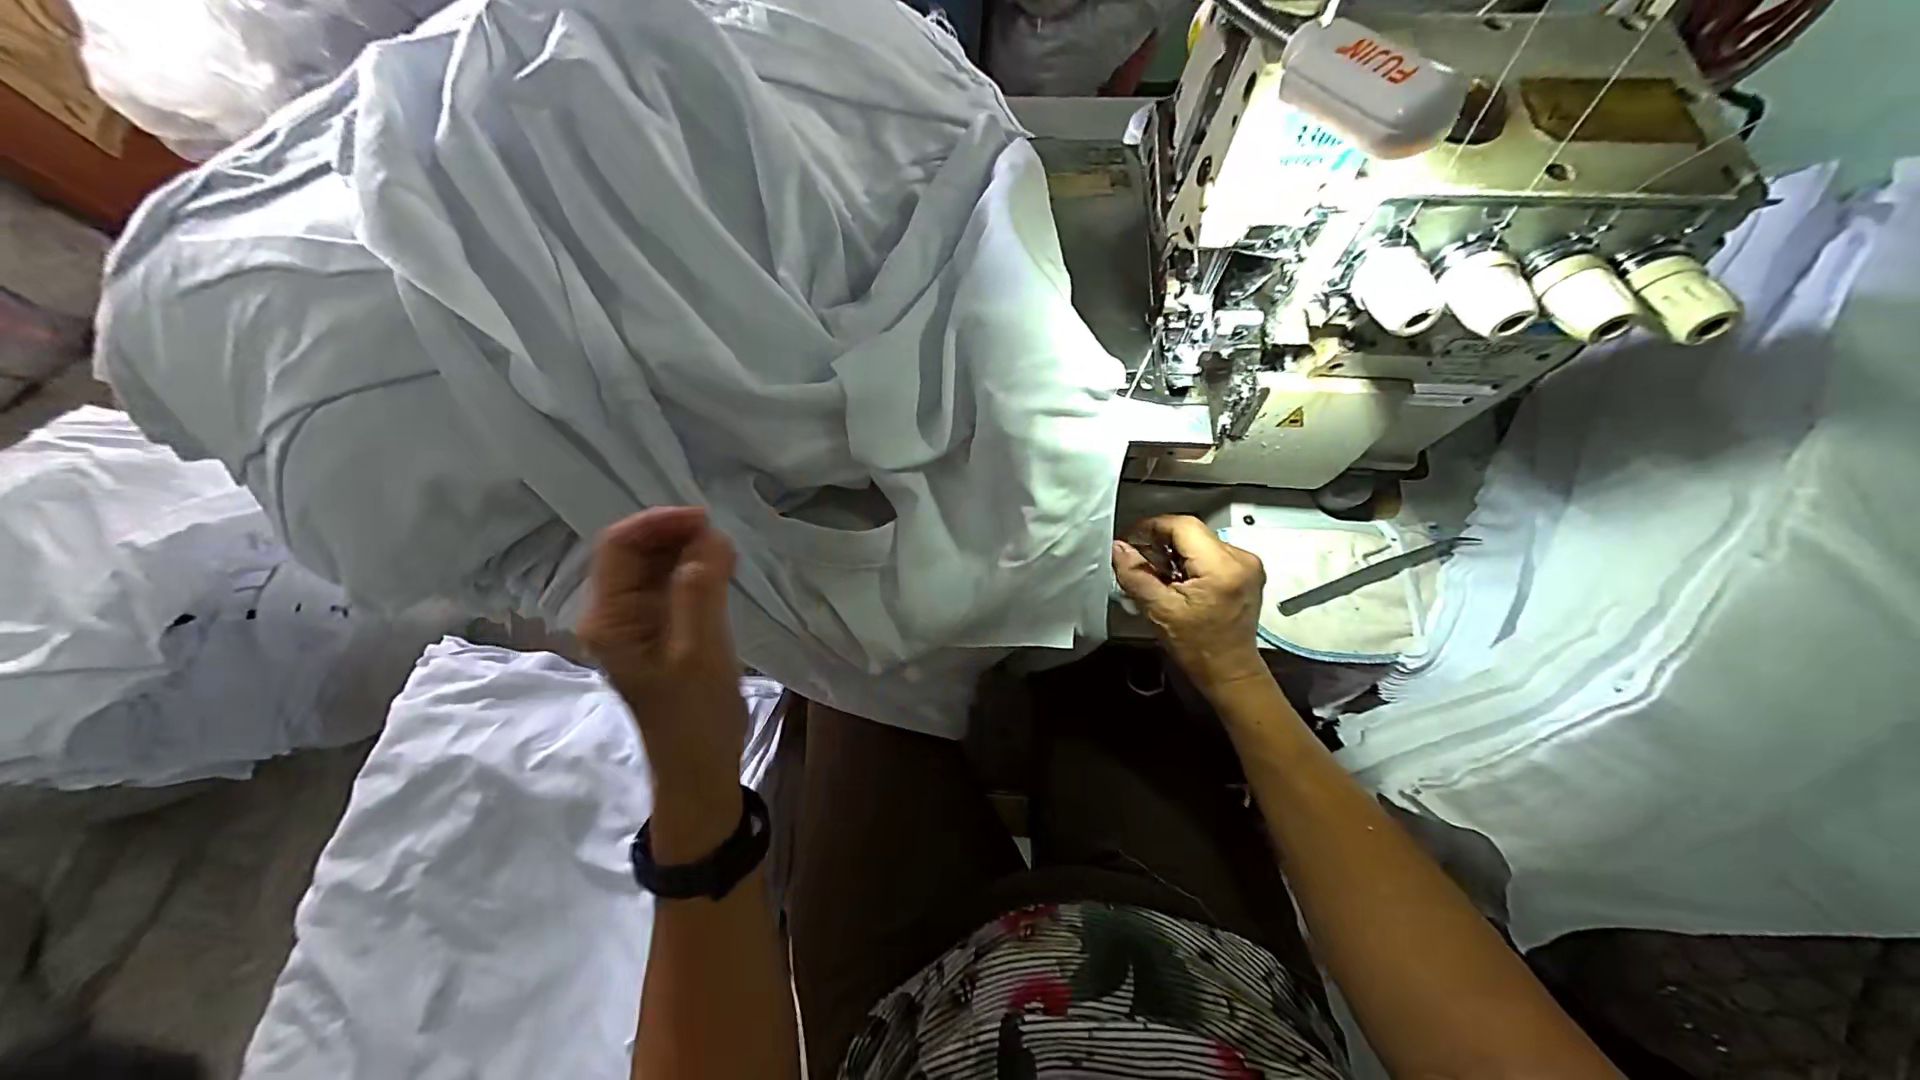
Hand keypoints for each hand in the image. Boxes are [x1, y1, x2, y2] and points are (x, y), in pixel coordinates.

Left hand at [578, 507, 746, 859]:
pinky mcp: (665, 629)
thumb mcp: (699, 652)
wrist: (700, 765)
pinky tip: (725, 571)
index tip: (705, 519)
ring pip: (658, 565)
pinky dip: (699, 570)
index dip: (658, 523)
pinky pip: (676, 585)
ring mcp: (640, 621)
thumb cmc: (694, 715)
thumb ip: (699, 592)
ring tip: (728, 554)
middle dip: (677, 535)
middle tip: (723, 538)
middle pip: (637, 552)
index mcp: (609, 618)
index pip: (620, 546)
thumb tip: (710, 538)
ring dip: (690, 551)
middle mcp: (616, 613)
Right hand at [1112, 515, 1270, 697]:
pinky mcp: (1245, 571)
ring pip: (1199, 540)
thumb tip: (1118, 548)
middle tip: (1139, 560)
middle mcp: (1241, 559)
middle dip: (1161, 542)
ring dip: (1174, 551)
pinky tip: (1176, 579)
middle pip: (1191, 532)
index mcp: (1222, 568)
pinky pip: (1210, 552)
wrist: (1229, 671)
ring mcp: (1247, 564)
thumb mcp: (1158, 610)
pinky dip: (1188, 560)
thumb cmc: (1198, 648)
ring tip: (1157, 574)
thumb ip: (1135, 574)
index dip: (1152, 527)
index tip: (1132, 540)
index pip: (1182, 526)